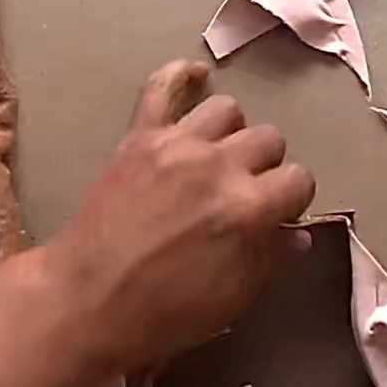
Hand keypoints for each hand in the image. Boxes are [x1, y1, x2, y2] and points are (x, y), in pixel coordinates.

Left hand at [22, 60, 315, 380]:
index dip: (293, 198)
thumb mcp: (234, 297)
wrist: (87, 300)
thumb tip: (298, 231)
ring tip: (217, 157)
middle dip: (266, 167)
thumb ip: (271, 255)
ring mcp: (176, 143)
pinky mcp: (140, 136)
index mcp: (247, 208)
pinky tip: (196, 76)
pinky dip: (180, 76)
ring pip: (228, 109)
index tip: (279, 212)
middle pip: (268, 139)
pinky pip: (162, 86)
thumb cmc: (165, 311)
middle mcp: (218, 164)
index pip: (299, 178)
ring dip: (231, 134)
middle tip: (245, 191)